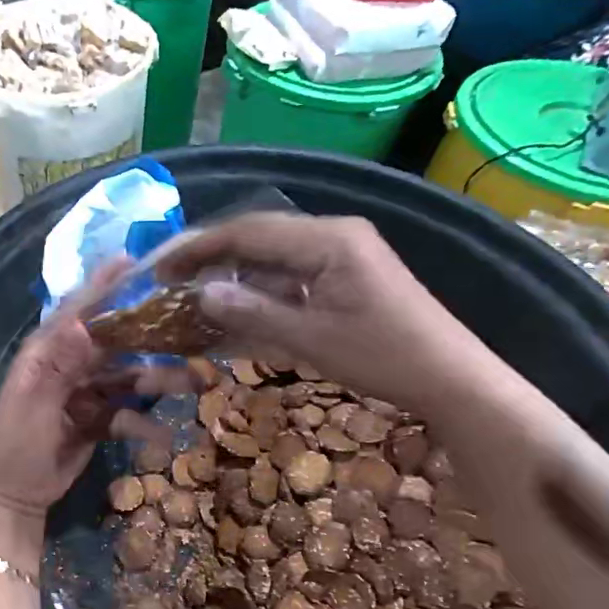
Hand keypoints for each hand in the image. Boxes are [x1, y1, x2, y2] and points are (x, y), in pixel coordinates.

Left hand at [0, 266, 190, 519]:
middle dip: (151, 339)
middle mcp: (68, 365)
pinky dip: (143, 424)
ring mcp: (84, 393)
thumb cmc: (15, 448)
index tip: (134, 260)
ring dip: (158, 381)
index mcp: (46, 353)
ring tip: (194, 383)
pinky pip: (126, 413)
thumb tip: (84, 326)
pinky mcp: (97, 419)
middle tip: (191, 334)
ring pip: (127, 378)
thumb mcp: (33, 407)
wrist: (13, 497)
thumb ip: (59, 368)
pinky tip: (163, 438)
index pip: (78, 312)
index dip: (103, 286)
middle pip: (115, 343)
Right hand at [154, 212, 494, 412]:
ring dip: (231, 276)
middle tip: (166, 280)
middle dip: (209, 257)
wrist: (451, 377)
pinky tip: (233, 311)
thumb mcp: (312, 339)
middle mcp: (332, 235)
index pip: (247, 231)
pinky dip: (259, 293)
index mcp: (327, 238)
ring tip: (190, 296)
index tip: (158, 268)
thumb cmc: (385, 356)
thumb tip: (200, 293)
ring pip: (270, 258)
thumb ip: (253, 313)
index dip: (197, 248)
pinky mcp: (343, 277)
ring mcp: (340, 255)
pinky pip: (289, 277)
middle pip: (256, 238)